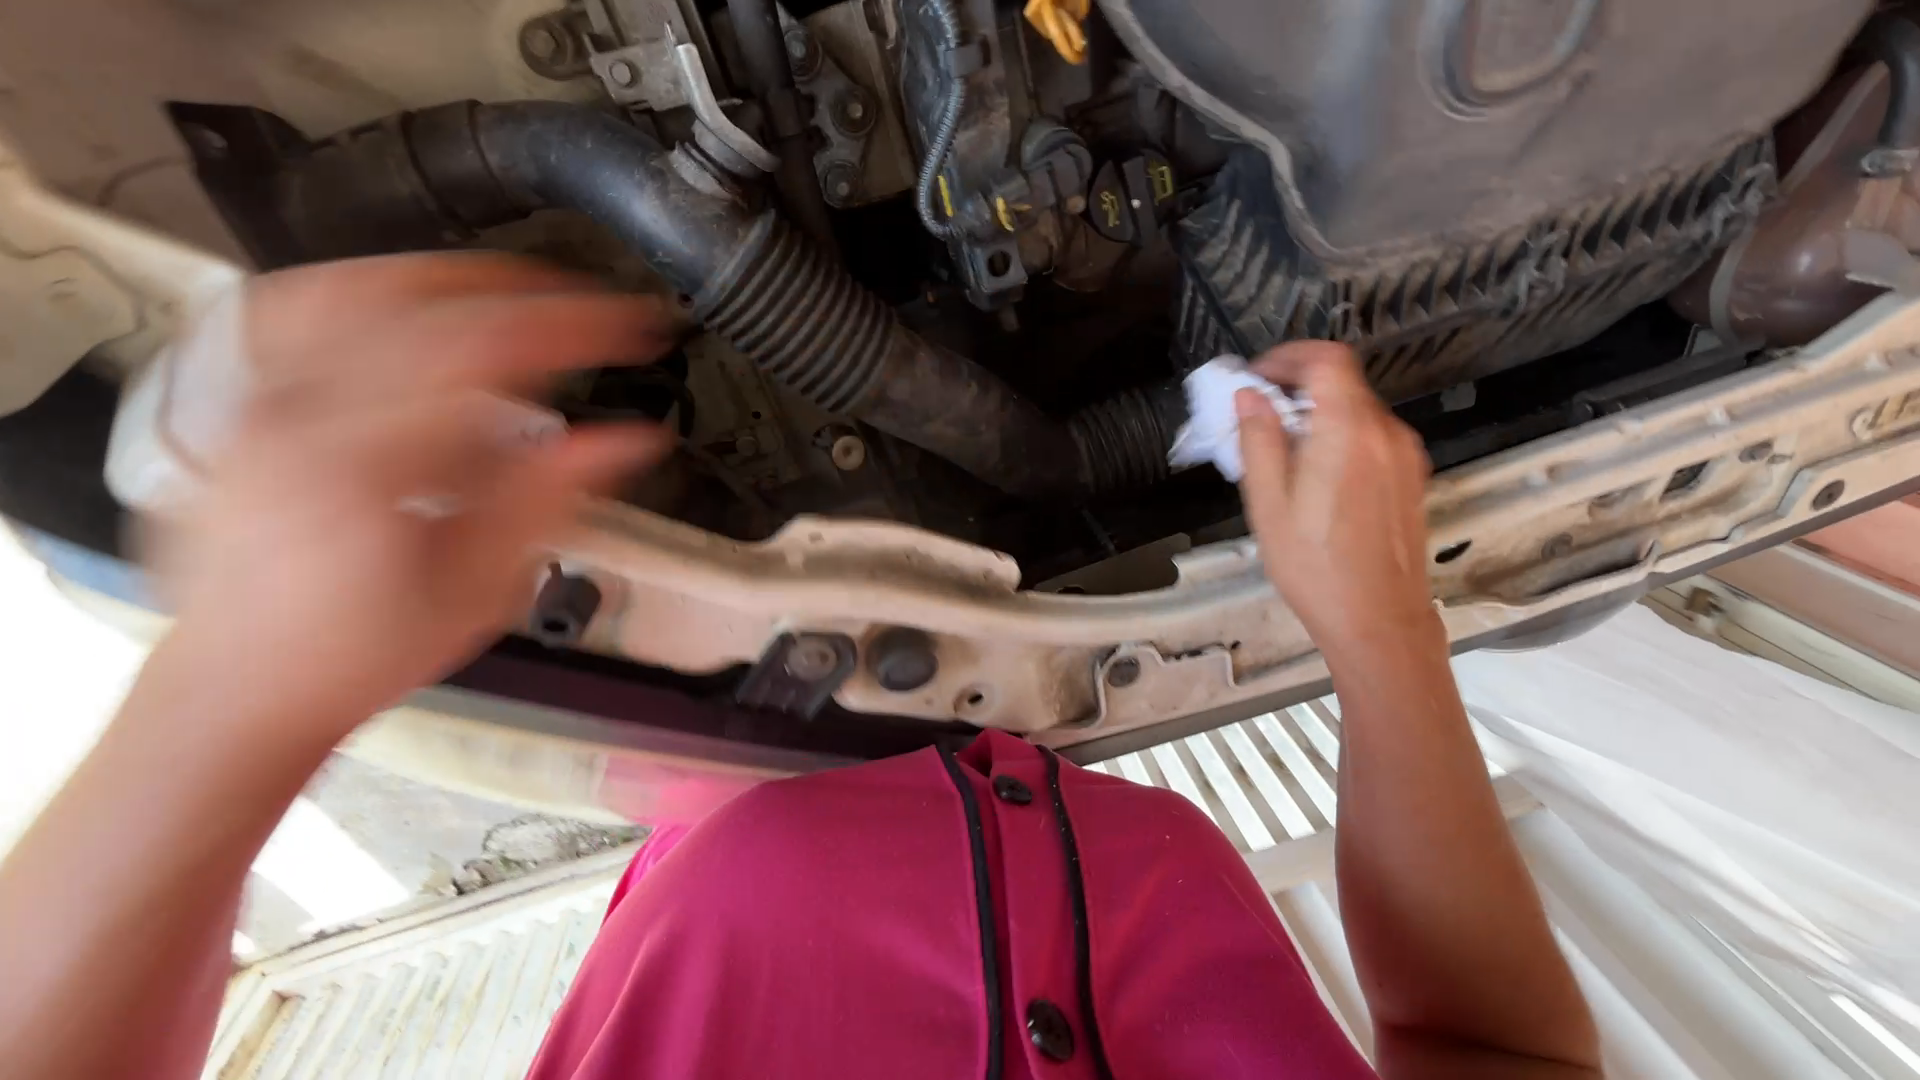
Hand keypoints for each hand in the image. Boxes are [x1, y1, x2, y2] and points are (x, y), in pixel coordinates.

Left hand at [154, 254, 676, 735]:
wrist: (240, 688)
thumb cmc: (357, 655)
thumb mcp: (479, 589)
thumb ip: (550, 499)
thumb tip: (627, 438)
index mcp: (360, 464)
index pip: (486, 353)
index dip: (574, 328)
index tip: (632, 328)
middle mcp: (293, 416)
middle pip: (423, 306)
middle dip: (529, 293)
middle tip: (594, 309)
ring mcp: (251, 403)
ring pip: (353, 288)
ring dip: (453, 276)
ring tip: (521, 289)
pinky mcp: (238, 406)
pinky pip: (292, 310)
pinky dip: (368, 288)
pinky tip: (412, 300)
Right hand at [1235, 342, 1437, 656]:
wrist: (1379, 621)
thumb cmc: (1314, 566)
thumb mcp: (1268, 503)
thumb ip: (1259, 440)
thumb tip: (1249, 396)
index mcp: (1349, 431)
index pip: (1326, 359)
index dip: (1287, 357)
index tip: (1254, 380)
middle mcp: (1386, 432)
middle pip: (1342, 383)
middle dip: (1295, 388)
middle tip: (1256, 418)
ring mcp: (1405, 455)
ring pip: (1356, 410)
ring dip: (1317, 414)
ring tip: (1281, 451)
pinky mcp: (1411, 478)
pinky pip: (1371, 437)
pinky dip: (1339, 436)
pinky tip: (1315, 475)